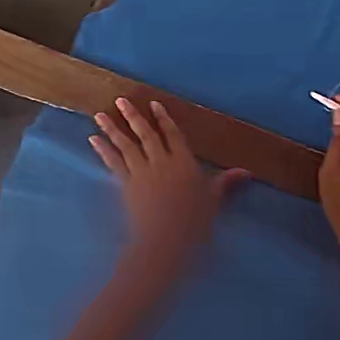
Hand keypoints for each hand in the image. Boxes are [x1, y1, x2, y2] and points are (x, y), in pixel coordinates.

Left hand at [91, 98, 248, 265]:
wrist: (166, 240)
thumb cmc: (194, 222)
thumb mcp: (213, 201)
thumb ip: (226, 183)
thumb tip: (246, 172)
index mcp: (184, 162)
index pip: (173, 135)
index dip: (163, 119)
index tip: (153, 104)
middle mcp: (161, 161)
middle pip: (146, 134)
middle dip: (133, 116)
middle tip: (119, 100)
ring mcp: (142, 171)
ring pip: (126, 144)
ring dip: (112, 128)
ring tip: (99, 115)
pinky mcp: (126, 184)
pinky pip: (113, 162)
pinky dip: (103, 150)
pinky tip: (93, 139)